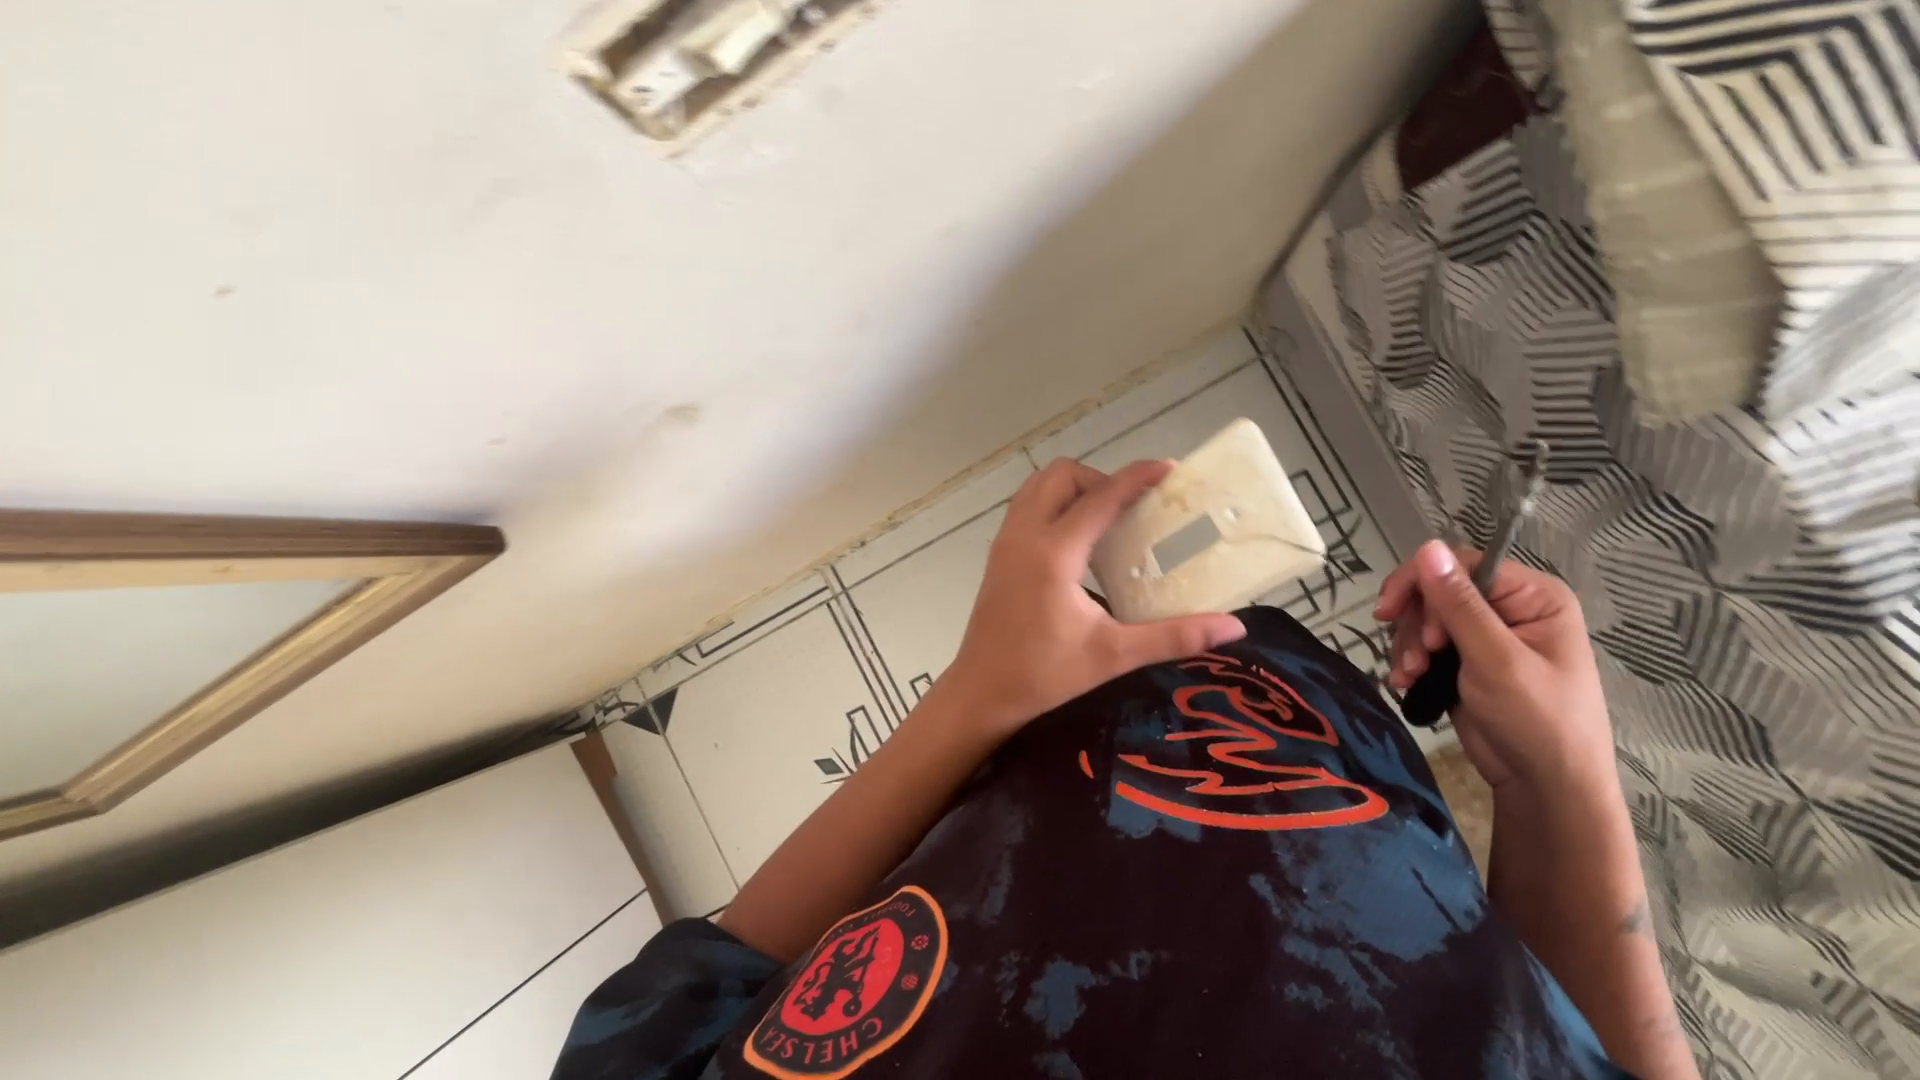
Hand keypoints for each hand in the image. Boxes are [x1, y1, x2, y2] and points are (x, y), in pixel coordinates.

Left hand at [935, 458, 1246, 740]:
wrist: (982, 692)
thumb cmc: (1045, 675)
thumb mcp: (1114, 655)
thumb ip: (1174, 636)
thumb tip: (1233, 627)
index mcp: (1053, 554)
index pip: (1100, 497)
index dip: (1136, 478)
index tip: (1168, 469)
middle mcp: (1024, 536)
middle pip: (1061, 476)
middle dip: (1100, 479)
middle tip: (1131, 509)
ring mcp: (1005, 542)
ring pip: (1037, 486)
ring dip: (1073, 488)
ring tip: (1107, 519)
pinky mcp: (998, 555)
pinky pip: (1026, 506)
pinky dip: (1053, 504)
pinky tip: (1078, 542)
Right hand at [1374, 541, 1612, 793]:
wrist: (1545, 785)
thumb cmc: (1536, 720)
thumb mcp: (1495, 659)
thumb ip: (1459, 604)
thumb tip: (1427, 546)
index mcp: (1533, 595)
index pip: (1461, 563)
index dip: (1423, 585)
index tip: (1396, 618)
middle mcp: (1510, 607)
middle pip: (1438, 589)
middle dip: (1414, 622)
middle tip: (1413, 660)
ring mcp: (1487, 634)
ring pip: (1424, 616)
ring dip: (1408, 645)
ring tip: (1409, 677)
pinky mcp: (1466, 660)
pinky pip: (1424, 643)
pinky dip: (1410, 660)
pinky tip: (1407, 682)